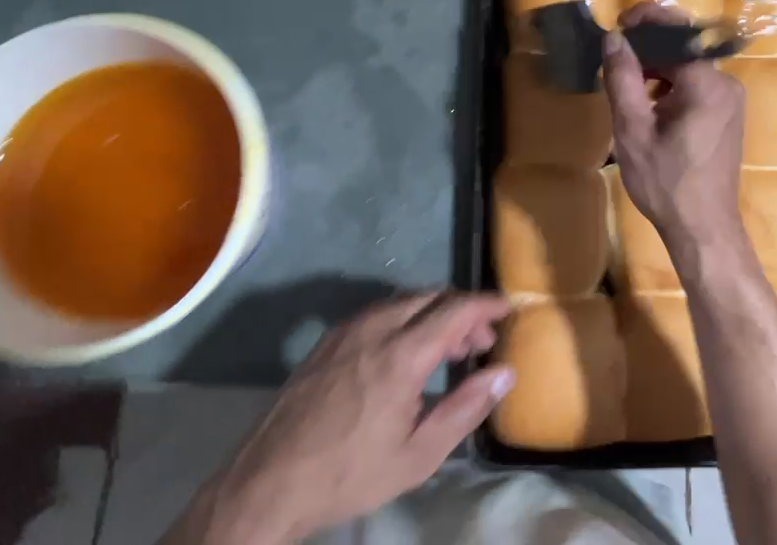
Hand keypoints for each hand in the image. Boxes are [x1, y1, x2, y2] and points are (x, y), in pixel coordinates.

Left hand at [166, 292, 514, 544]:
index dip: (486, 305)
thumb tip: (504, 373)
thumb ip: (465, 409)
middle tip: (479, 345)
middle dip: (462, 312)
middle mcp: (375, 328)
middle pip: (431, 296)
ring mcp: (347, 329)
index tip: (507, 310)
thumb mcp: (418, 455)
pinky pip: (379, 312)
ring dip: (433, 314)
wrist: (269, 480)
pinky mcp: (328, 339)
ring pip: (404, 301)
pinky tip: (407, 354)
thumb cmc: (350, 473)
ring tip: (447, 351)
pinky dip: (406, 319)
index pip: (456, 309)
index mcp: (401, 354)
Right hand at [602, 1, 747, 249]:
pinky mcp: (727, 114)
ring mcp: (730, 100)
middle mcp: (725, 83)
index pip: (678, 29)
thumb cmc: (666, 182)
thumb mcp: (633, 129)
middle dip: (647, 47)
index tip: (617, 25)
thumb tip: (613, 38)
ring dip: (656, 68)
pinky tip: (648, 105)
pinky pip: (695, 85)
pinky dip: (670, 85)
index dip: (646, 19)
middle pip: (683, 47)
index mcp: (707, 83)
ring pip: (687, 66)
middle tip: (614, 59)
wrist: (703, 228)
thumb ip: (622, 78)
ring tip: (625, 84)